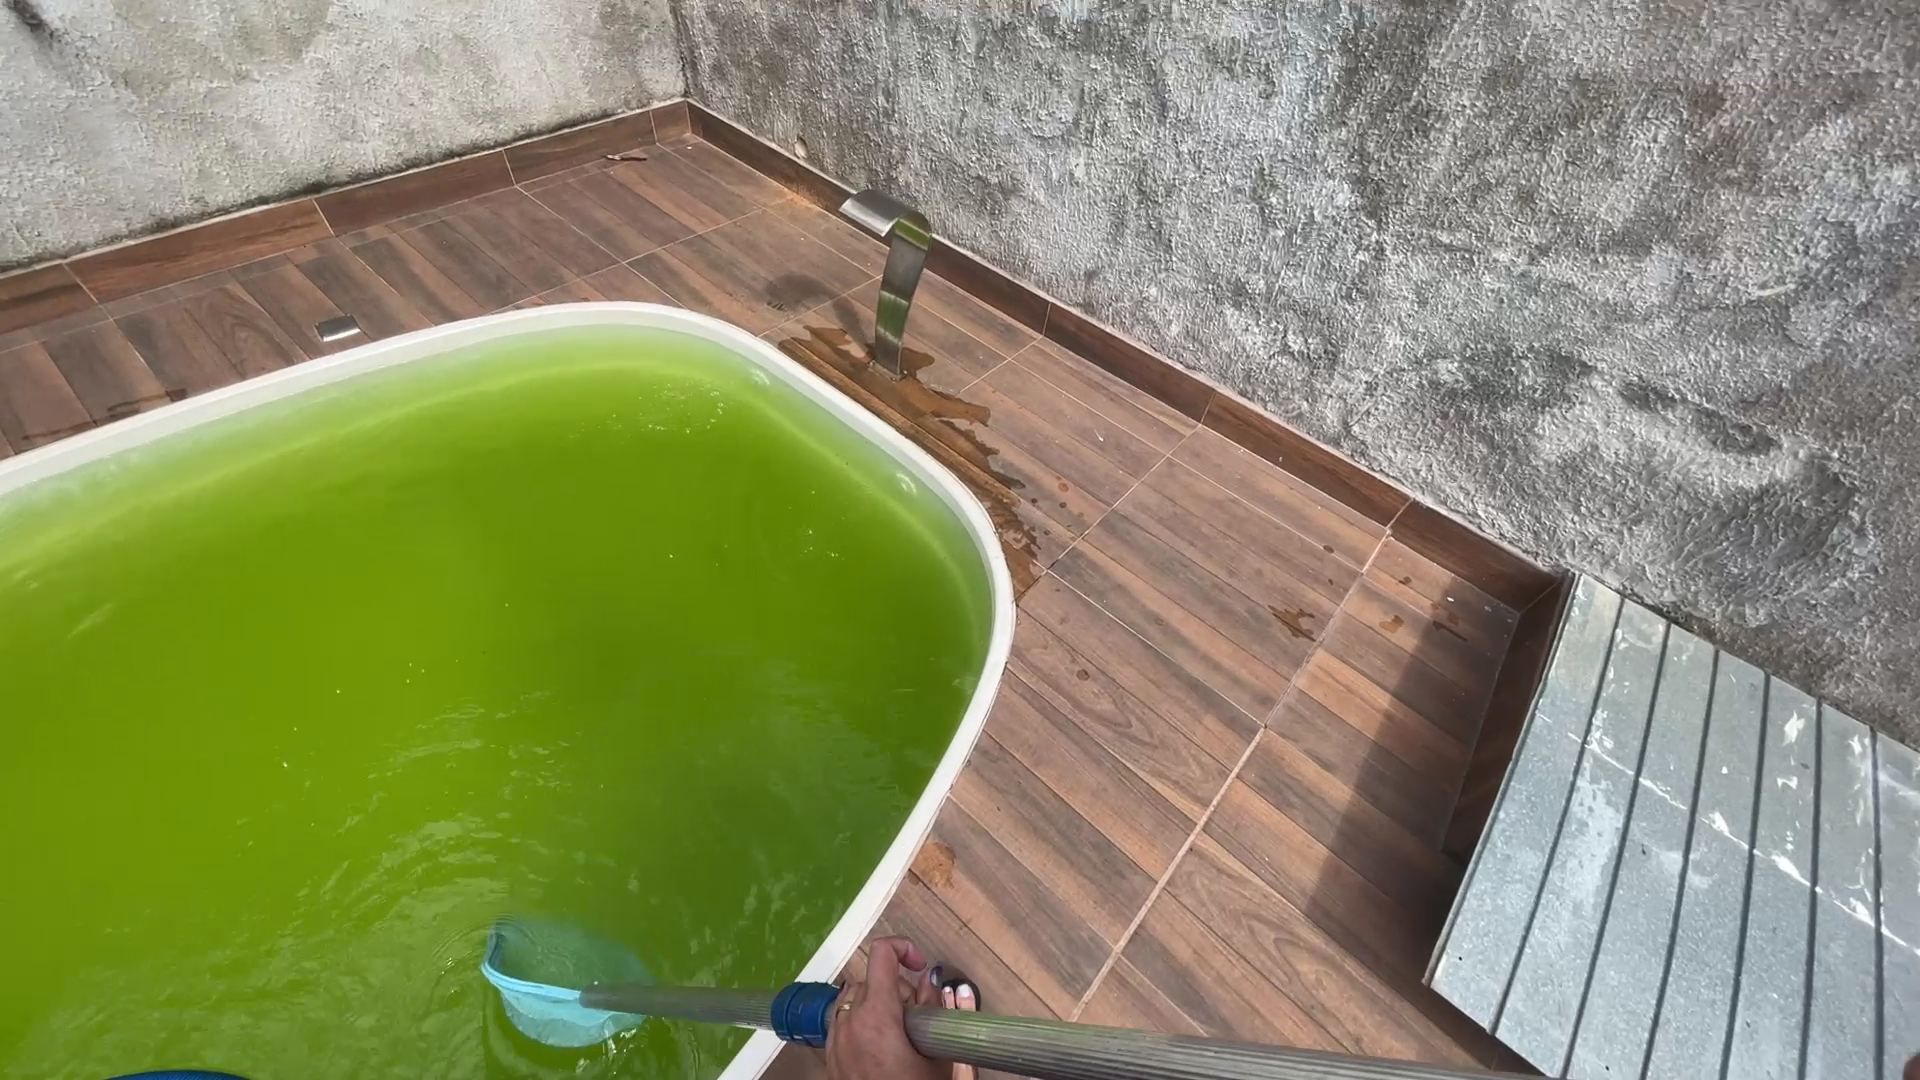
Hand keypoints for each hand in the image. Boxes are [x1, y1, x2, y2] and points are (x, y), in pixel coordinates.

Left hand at [824, 936, 944, 1079]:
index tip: (921, 966)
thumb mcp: (940, 1061)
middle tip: (919, 1015)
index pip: (882, 954)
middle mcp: (849, 1022)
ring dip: (878, 1002)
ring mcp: (835, 1041)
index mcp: (877, 1015)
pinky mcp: (829, 1059)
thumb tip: (943, 986)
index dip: (904, 948)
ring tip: (900, 1031)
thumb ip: (942, 1014)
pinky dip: (861, 1019)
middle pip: (872, 977)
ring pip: (854, 997)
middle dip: (898, 987)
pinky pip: (842, 1020)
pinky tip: (881, 1043)